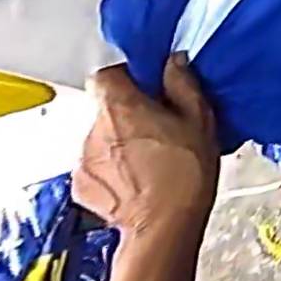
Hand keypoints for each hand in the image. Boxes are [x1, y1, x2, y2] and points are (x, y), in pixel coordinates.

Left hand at [75, 57, 220, 242]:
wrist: (165, 219)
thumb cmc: (189, 165)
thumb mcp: (200, 117)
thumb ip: (183, 85)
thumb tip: (173, 62)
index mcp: (122, 110)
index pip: (105, 76)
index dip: (127, 74)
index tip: (148, 80)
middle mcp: (93, 131)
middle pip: (107, 108)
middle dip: (133, 110)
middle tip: (165, 121)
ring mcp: (81, 159)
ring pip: (103, 135)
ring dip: (125, 137)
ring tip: (156, 151)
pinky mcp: (79, 183)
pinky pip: (97, 160)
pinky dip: (116, 161)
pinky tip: (142, 171)